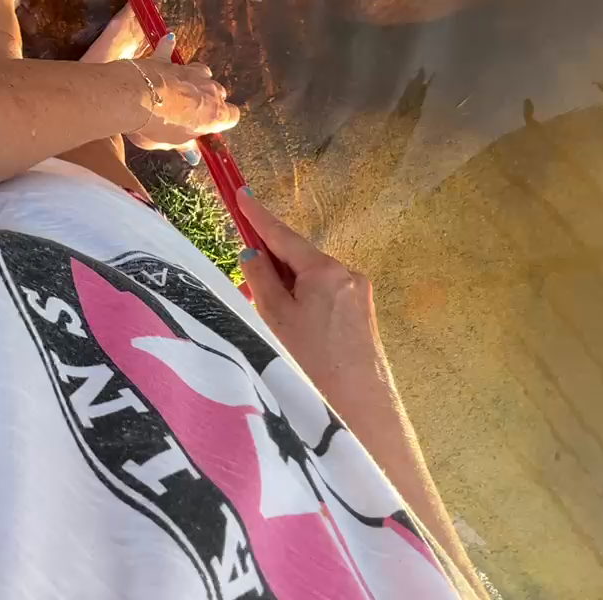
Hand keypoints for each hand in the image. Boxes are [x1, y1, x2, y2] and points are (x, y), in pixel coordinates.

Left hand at [125, 35, 239, 149]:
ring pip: (201, 72)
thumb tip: (193, 155)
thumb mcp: (170, 143)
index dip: (221, 121)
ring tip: (181, 88)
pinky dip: (168, 47)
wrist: (133, 97)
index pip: (232, 117)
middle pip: (217, 93)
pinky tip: (169, 39)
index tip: (209, 127)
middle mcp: (207, 89)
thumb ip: (184, 145)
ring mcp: (188, 72)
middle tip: (190, 112)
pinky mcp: (166, 61)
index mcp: (214, 114)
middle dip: (207, 100)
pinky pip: (169, 50)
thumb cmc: (154, 125)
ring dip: (194, 79)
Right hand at [236, 190, 389, 400]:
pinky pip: (321, 294)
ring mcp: (359, 294)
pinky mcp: (362, 315)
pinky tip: (290, 328)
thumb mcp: (274, 314)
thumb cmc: (311, 361)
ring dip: (284, 287)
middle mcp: (347, 274)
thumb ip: (259, 276)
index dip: (257, 214)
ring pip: (307, 278)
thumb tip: (252, 252)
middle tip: (248, 287)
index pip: (281, 234)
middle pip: (296, 256)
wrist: (361, 412)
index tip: (240, 191)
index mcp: (325, 269)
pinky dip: (300, 300)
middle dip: (269, 264)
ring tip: (270, 319)